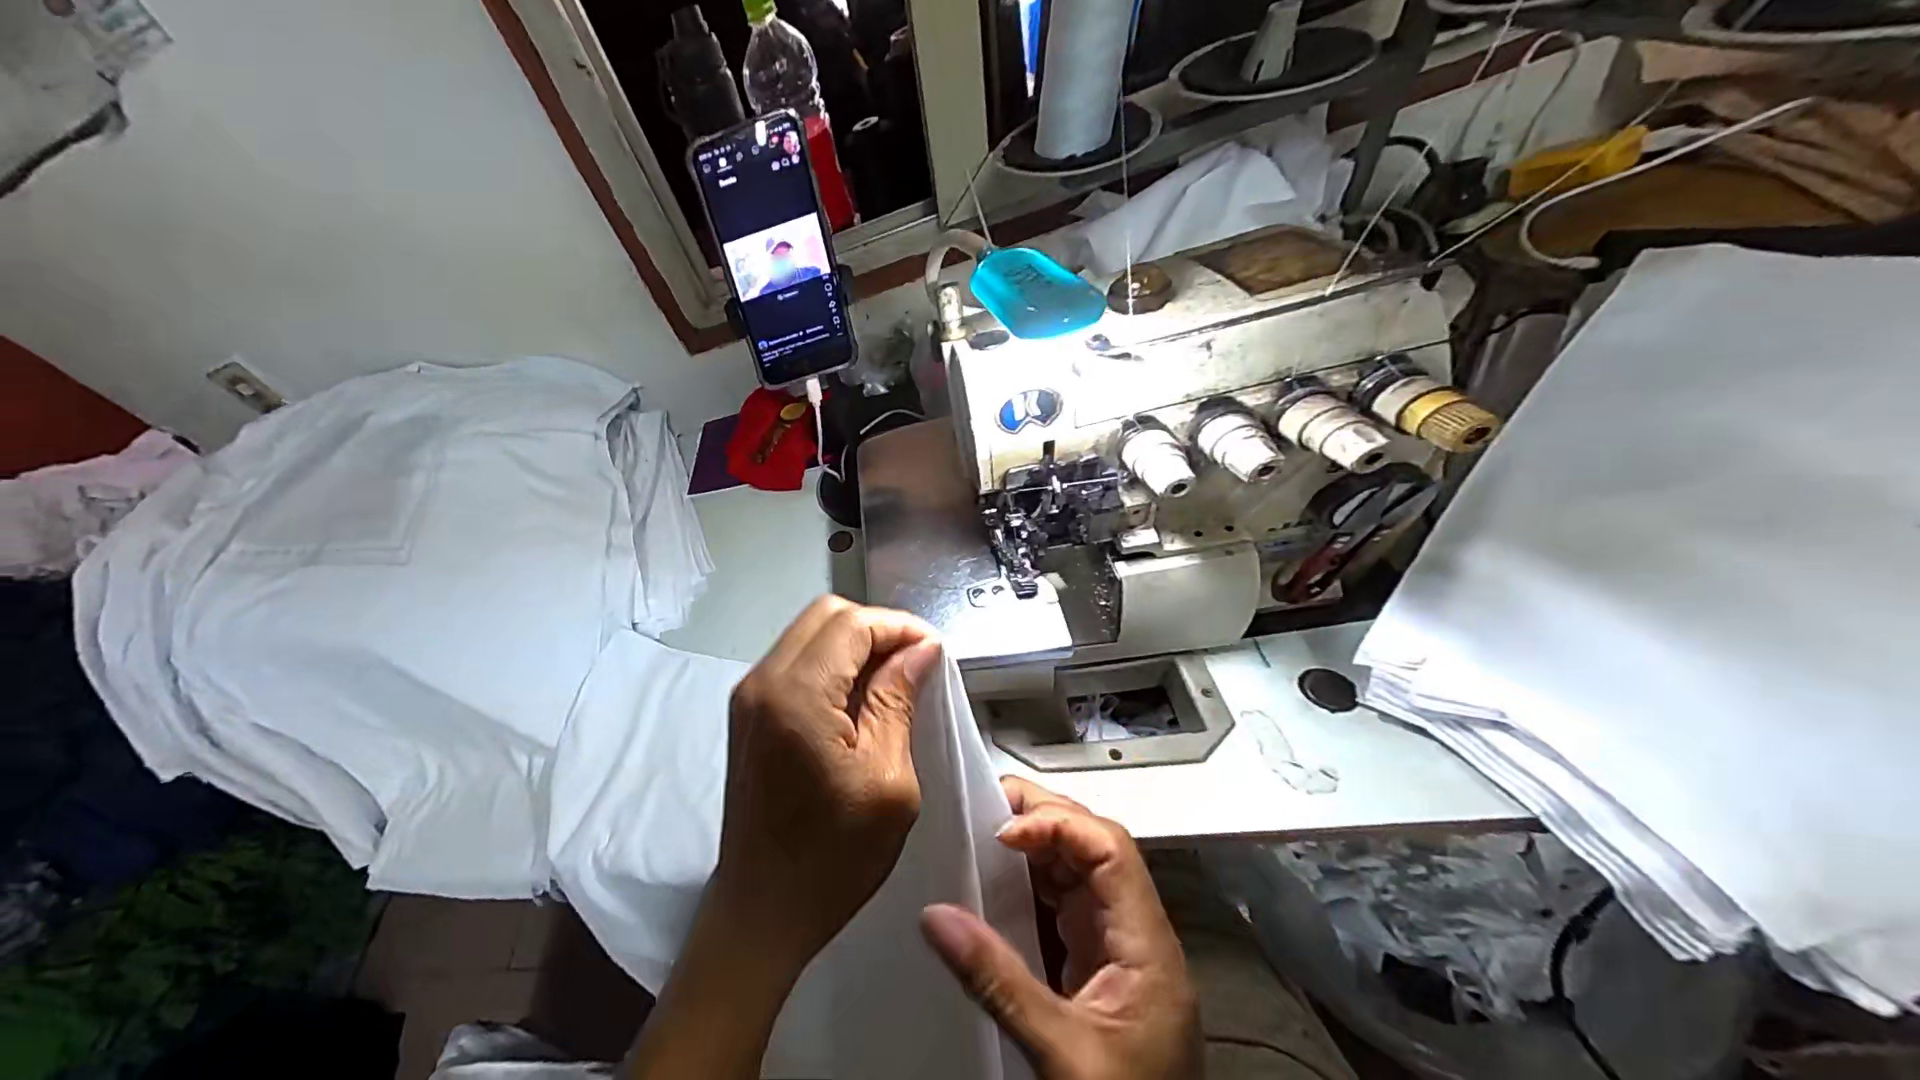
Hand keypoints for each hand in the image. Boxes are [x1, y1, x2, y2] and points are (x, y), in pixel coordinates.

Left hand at [626, 597, 940, 1078]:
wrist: (761, 912)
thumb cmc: (833, 859)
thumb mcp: (888, 780)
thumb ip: (898, 701)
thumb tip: (921, 649)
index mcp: (797, 697)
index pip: (853, 623)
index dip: (900, 628)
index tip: (934, 654)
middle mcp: (762, 682)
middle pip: (827, 614)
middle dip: (878, 628)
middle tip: (915, 664)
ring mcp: (748, 696)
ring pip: (810, 632)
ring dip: (856, 643)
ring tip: (894, 680)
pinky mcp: (748, 713)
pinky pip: (796, 660)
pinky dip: (834, 663)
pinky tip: (861, 698)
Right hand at [921, 778, 1201, 1079]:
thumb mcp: (1060, 1051)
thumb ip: (998, 982)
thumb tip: (936, 918)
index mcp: (1146, 942)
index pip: (1111, 849)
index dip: (1057, 824)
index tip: (1004, 832)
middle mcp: (1136, 931)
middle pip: (1095, 847)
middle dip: (1044, 819)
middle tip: (987, 811)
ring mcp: (1116, 946)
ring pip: (1078, 870)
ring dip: (1035, 847)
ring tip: (985, 838)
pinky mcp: (1096, 964)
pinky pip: (1063, 904)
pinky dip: (1030, 884)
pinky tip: (997, 883)